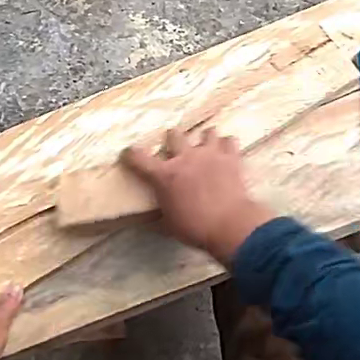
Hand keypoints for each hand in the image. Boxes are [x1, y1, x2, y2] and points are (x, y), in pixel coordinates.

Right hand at [121, 128, 277, 264]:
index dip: (131, 154)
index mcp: (164, 175)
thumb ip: (160, 213)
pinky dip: (227, 145)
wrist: (230, 225)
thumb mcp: (169, 224)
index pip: (139, 158)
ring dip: (205, 138)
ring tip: (206, 146)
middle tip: (175, 147)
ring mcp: (209, 154)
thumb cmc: (195, 228)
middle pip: (174, 134)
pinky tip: (227, 151)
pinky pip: (230, 141)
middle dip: (173, 138)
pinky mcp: (231, 157)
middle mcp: (185, 158)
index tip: (129, 153)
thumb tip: (149, 217)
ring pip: (207, 132)